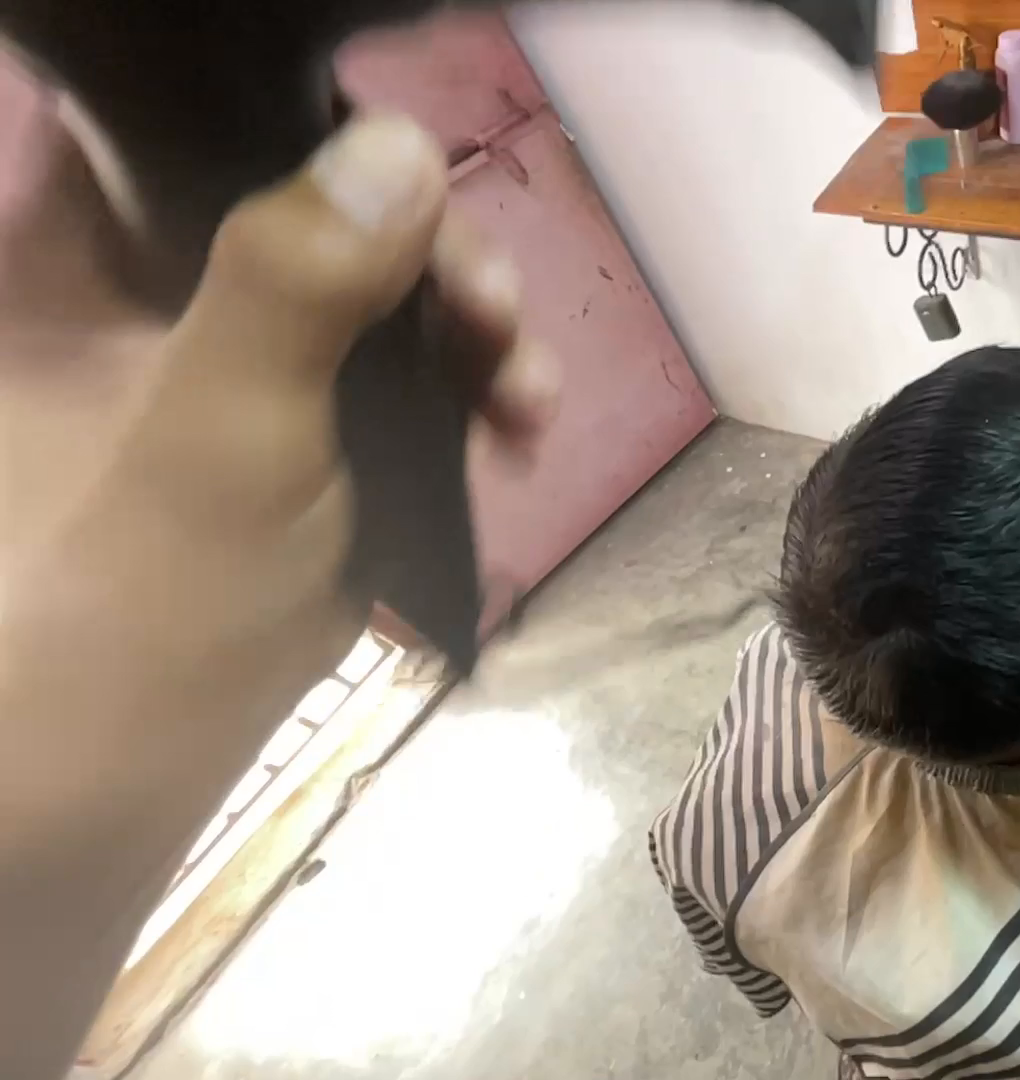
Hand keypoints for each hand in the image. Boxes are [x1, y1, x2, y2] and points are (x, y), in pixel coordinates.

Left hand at [0, 94, 554, 1079]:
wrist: (166, 735)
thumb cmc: (154, 593)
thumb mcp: (225, 434)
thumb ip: (294, 289)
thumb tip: (401, 150)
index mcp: (95, 258)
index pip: (221, 143)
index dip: (335, 154)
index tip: (427, 205)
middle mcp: (189, 289)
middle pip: (348, 223)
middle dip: (447, 271)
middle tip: (501, 325)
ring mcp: (278, 357)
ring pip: (407, 301)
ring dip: (487, 341)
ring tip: (532, 402)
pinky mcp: (341, 415)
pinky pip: (429, 370)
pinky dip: (486, 394)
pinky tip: (524, 431)